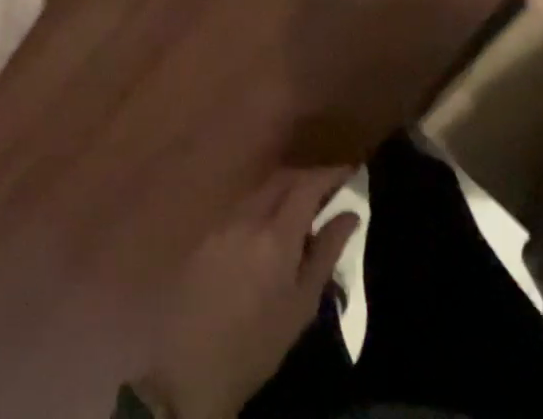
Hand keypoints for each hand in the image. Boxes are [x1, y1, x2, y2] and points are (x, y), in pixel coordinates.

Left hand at [137, 168, 359, 418]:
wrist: (192, 369)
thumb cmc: (259, 344)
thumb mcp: (302, 304)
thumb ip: (326, 252)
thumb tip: (350, 215)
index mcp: (274, 236)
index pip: (305, 186)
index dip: (329, 174)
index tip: (350, 172)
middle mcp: (244, 220)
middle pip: (279, 180)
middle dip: (307, 177)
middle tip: (331, 189)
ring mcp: (220, 226)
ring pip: (258, 192)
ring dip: (283, 190)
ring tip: (305, 209)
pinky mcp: (204, 237)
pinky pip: (240, 208)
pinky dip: (262, 206)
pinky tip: (271, 228)